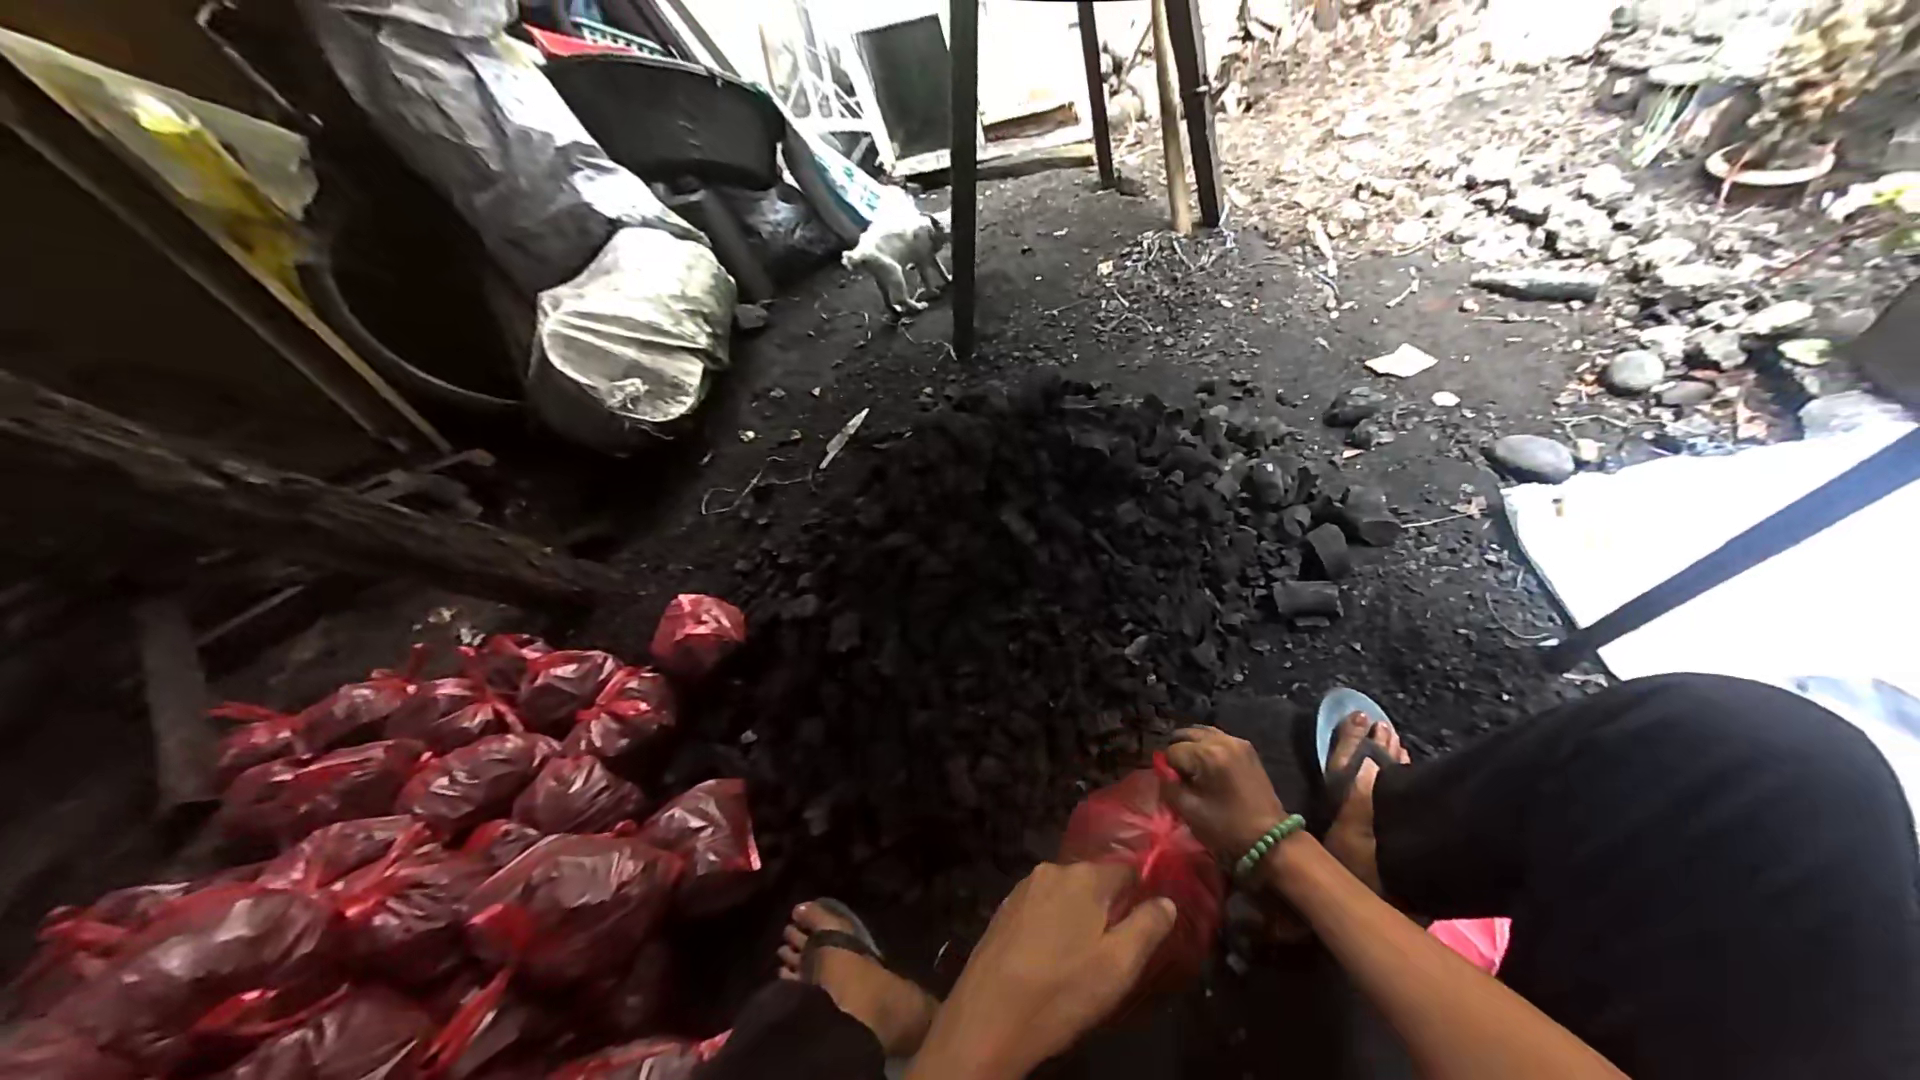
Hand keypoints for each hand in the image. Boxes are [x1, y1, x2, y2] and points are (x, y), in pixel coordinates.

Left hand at [906, 862, 1175, 1079]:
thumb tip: (1166, 900)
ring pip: (1066, 895)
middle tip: (1114, 950)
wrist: (988, 1016)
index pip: (1126, 871)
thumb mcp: (1118, 966)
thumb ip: (1147, 928)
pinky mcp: (1004, 908)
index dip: (1140, 895)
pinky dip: (1053, 924)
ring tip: (1082, 959)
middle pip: (1094, 881)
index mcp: (1084, 877)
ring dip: (1078, 917)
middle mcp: (1052, 869)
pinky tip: (1052, 958)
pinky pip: (1042, 907)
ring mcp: (1023, 887)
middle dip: (1108, 908)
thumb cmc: (1061, 992)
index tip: (1144, 925)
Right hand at [1160, 726, 1288, 859]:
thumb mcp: (1189, 810)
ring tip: (1193, 768)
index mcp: (1207, 754)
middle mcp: (1222, 740)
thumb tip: (1162, 771)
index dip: (1167, 768)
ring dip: (1192, 746)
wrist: (1271, 840)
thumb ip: (1169, 785)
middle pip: (1185, 734)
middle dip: (1178, 752)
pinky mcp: (1248, 748)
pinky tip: (1208, 765)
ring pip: (1201, 732)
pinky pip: (1218, 737)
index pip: (1172, 751)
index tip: (1172, 784)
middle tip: (1179, 775)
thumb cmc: (1227, 828)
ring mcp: (1237, 742)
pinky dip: (1207, 746)